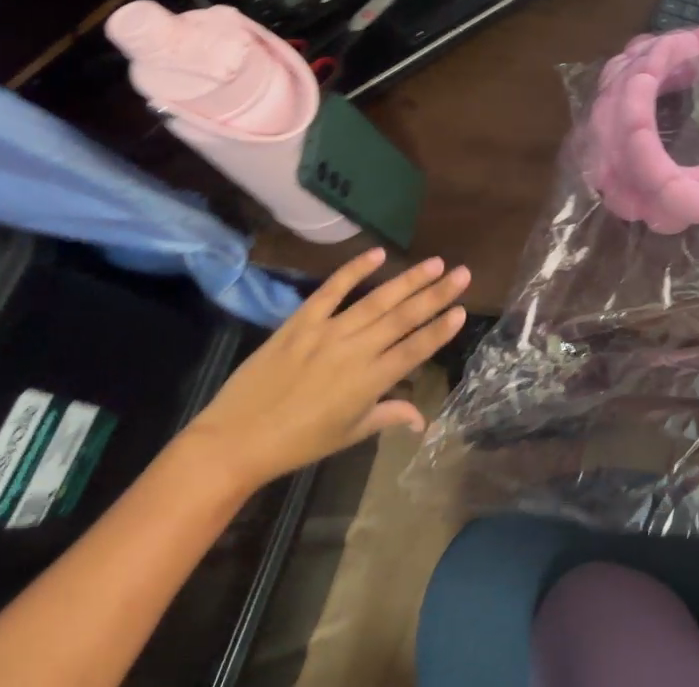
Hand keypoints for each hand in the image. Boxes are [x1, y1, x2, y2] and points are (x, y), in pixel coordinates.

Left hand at [180, 248, 470, 491]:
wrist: (235, 440)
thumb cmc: (298, 444)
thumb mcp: (348, 434)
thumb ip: (388, 416)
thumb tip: (422, 419)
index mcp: (370, 382)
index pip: (415, 349)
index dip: (440, 330)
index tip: (462, 311)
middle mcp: (354, 351)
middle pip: (403, 318)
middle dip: (436, 294)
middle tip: (463, 273)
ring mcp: (326, 333)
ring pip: (376, 301)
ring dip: (408, 280)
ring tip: (435, 263)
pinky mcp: (299, 323)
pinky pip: (331, 291)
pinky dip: (353, 271)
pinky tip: (376, 254)